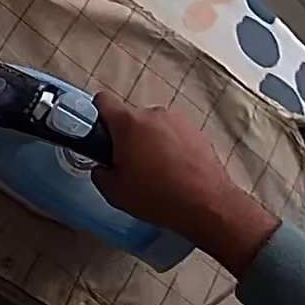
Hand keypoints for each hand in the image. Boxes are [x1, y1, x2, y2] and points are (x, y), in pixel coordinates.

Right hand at [91, 92, 279, 272]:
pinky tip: (174, 170)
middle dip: (127, 137)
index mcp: (128, 123)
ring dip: (150, 141)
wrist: (206, 204)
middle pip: (130, 118)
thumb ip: (100, 173)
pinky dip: (170, 146)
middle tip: (129, 164)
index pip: (103, 100)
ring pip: (153, 126)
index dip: (97, 115)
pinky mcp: (196, 130)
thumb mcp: (115, 192)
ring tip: (155, 171)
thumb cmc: (157, 196)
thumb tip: (103, 167)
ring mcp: (177, 120)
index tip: (100, 134)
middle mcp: (153, 114)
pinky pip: (173, 133)